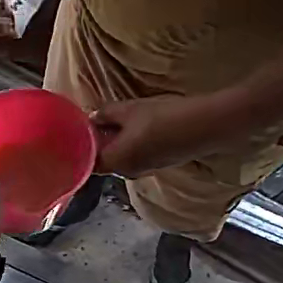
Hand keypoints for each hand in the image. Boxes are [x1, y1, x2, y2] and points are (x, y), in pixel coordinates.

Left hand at [91, 94, 219, 177]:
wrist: (204, 126)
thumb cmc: (161, 117)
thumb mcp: (128, 110)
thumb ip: (105, 114)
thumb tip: (92, 118)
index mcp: (115, 162)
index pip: (87, 163)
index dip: (81, 149)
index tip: (79, 133)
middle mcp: (127, 172)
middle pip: (105, 161)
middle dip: (99, 144)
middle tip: (96, 122)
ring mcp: (145, 170)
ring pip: (122, 158)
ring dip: (116, 143)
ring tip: (116, 121)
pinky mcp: (160, 164)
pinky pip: (138, 156)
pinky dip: (132, 144)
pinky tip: (138, 127)